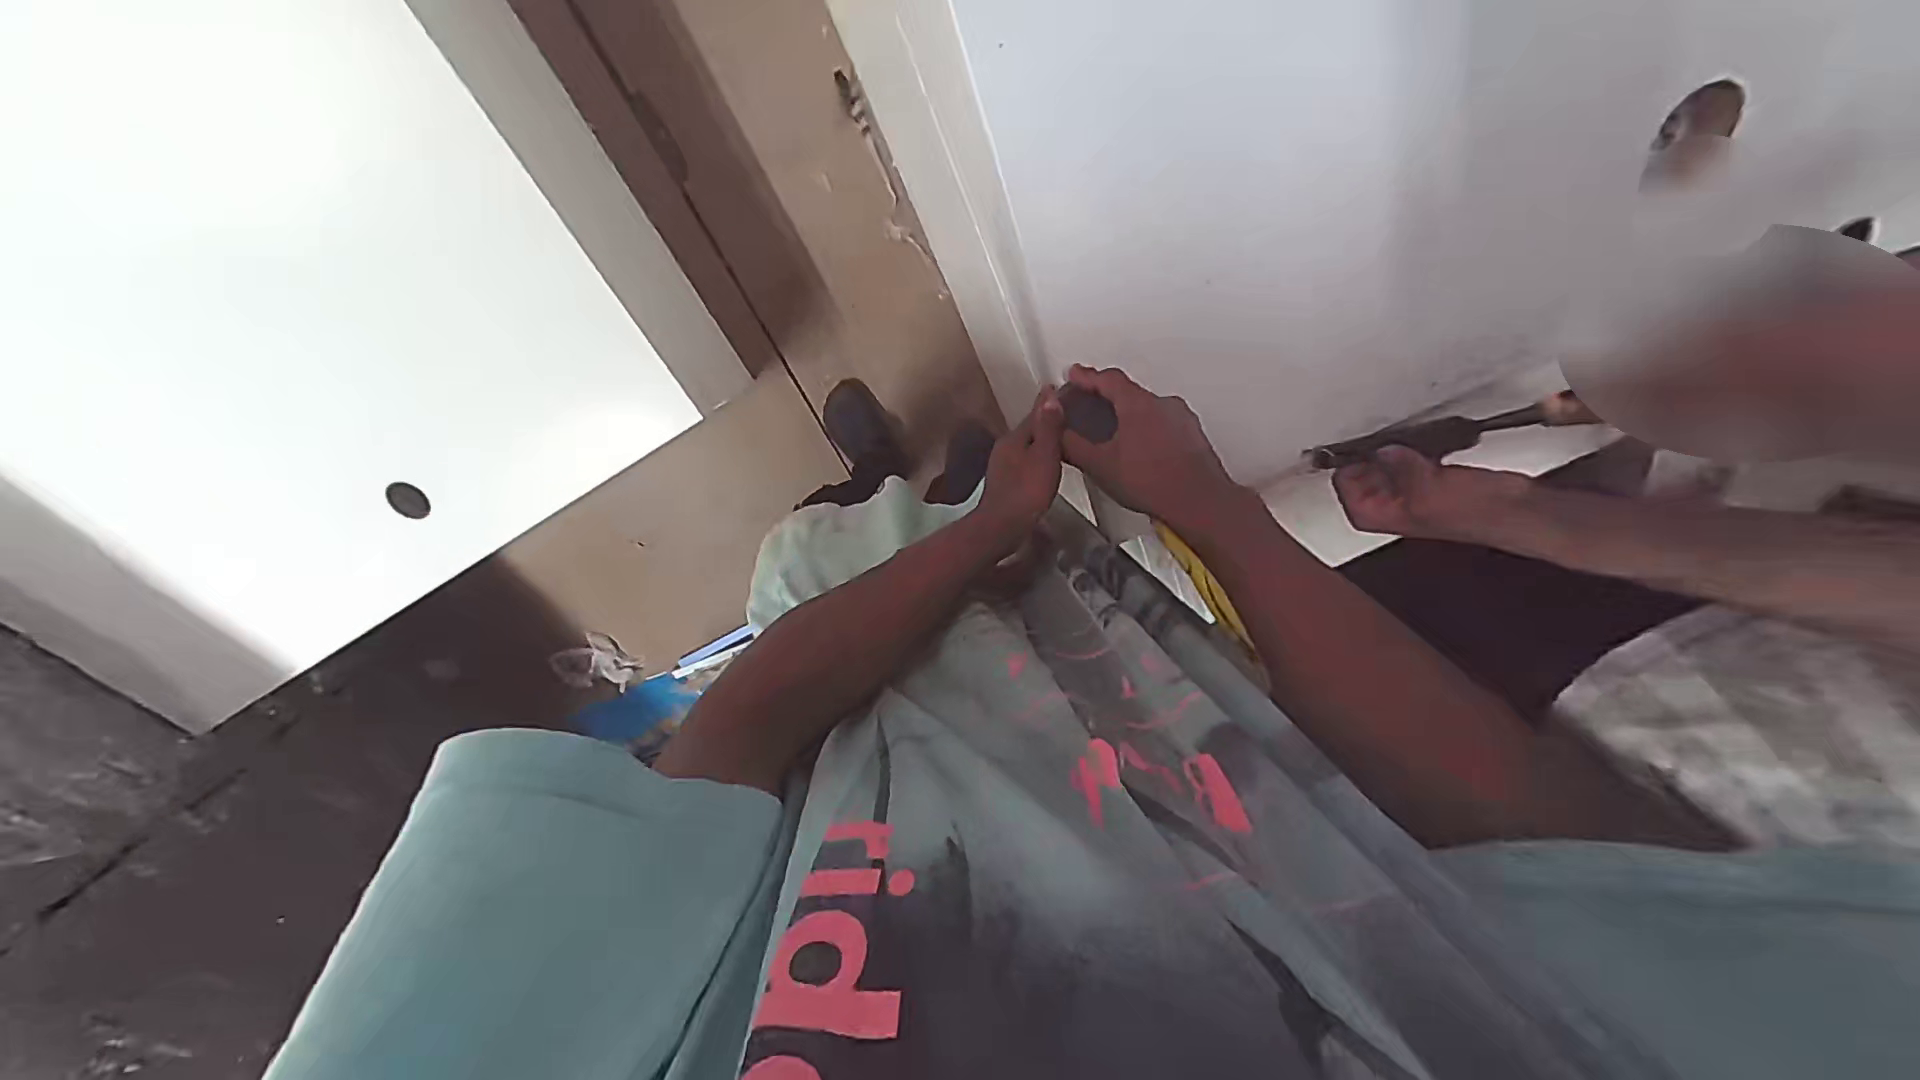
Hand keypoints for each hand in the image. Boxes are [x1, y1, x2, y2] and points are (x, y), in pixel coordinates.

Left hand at [974, 387, 1064, 554]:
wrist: (1003, 527)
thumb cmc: (1025, 493)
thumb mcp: (1044, 455)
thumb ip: (1048, 427)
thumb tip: (1049, 397)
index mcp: (1014, 439)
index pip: (1034, 414)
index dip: (1049, 403)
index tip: (1059, 391)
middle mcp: (1004, 449)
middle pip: (1028, 430)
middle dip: (1044, 423)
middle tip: (1063, 415)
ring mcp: (1002, 468)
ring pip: (1025, 447)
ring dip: (1040, 443)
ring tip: (1058, 440)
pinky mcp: (1005, 485)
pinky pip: (1023, 464)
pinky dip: (1035, 460)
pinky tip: (1043, 468)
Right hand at [1059, 365, 1240, 527]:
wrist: (1196, 501)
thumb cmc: (1155, 482)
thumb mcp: (1100, 465)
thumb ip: (1074, 446)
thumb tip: (1059, 438)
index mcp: (1138, 405)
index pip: (1108, 379)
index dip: (1087, 376)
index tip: (1076, 374)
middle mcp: (1163, 405)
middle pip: (1130, 391)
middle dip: (1108, 396)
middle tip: (1092, 402)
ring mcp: (1181, 420)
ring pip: (1149, 408)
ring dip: (1130, 415)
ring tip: (1115, 433)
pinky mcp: (1192, 437)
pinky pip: (1165, 424)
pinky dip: (1149, 430)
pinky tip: (1141, 452)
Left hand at [1332, 445, 1531, 539]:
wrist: (1516, 508)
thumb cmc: (1476, 512)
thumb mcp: (1427, 489)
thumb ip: (1398, 468)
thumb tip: (1382, 450)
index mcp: (1367, 514)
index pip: (1339, 477)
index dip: (1354, 458)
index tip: (1367, 442)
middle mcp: (1378, 503)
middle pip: (1359, 465)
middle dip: (1376, 450)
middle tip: (1395, 439)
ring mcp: (1399, 488)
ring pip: (1380, 457)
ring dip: (1396, 446)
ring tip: (1416, 443)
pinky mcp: (1419, 474)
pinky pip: (1403, 452)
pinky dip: (1413, 445)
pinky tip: (1429, 443)